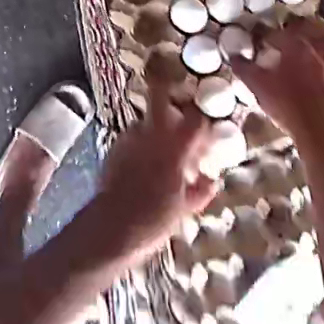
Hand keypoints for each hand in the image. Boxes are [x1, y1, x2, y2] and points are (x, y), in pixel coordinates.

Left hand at [94, 82, 219, 254]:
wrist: (111, 229)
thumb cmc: (153, 221)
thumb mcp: (184, 209)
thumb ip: (201, 190)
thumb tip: (211, 180)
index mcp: (175, 147)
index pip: (197, 120)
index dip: (204, 123)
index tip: (209, 134)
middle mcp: (152, 134)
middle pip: (161, 96)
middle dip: (170, 95)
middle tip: (181, 115)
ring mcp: (130, 138)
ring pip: (148, 120)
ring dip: (158, 128)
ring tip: (162, 150)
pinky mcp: (115, 146)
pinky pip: (133, 137)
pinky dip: (142, 144)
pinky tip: (143, 164)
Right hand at [228, 17, 323, 150]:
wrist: (323, 134)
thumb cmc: (289, 105)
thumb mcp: (259, 87)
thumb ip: (245, 69)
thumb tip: (234, 57)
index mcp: (297, 46)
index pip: (278, 33)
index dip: (266, 36)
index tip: (259, 40)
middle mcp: (319, 52)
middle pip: (316, 31)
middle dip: (305, 30)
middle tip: (294, 37)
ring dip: (321, 51)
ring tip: (309, 58)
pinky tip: (323, 83)